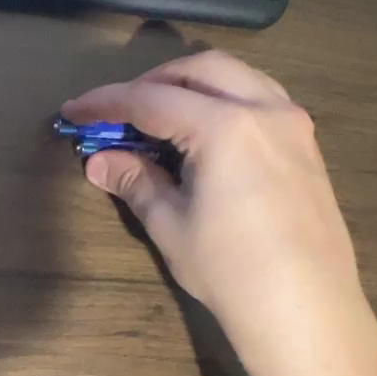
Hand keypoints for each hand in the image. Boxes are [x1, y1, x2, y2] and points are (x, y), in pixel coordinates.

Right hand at [63, 51, 375, 373]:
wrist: (303, 305)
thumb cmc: (228, 268)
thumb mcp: (169, 224)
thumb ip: (135, 181)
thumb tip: (98, 161)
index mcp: (225, 127)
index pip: (152, 99)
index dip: (106, 102)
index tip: (72, 111)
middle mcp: (265, 109)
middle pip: (199, 70)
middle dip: (151, 82)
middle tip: (115, 111)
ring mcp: (292, 124)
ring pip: (235, 76)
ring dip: (188, 86)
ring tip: (155, 118)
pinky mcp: (304, 144)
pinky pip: (257, 98)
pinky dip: (220, 100)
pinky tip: (199, 136)